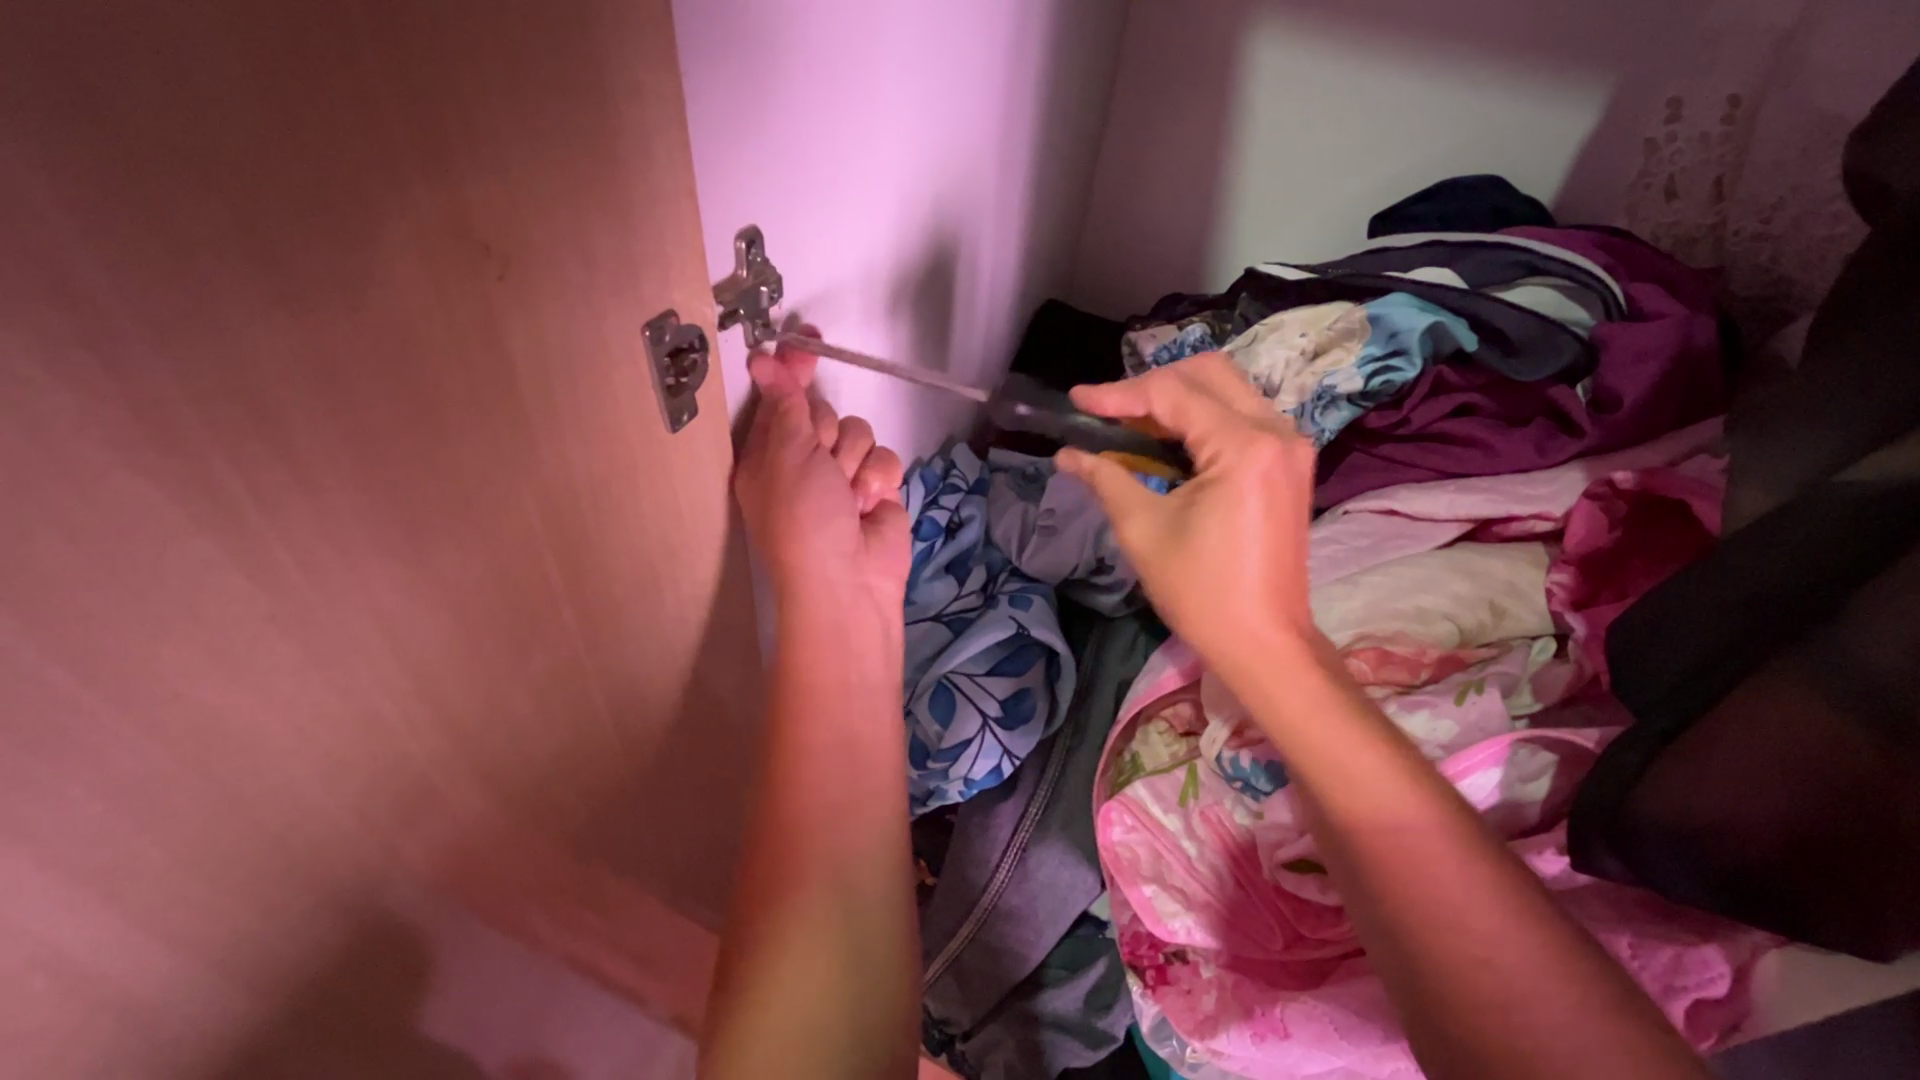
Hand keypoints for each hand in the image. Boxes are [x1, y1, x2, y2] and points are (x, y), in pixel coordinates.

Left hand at [733, 330, 908, 625]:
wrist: (848, 582)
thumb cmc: (804, 519)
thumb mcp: (788, 455)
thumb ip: (784, 403)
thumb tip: (760, 358)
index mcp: (767, 455)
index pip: (780, 399)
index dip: (793, 370)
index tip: (808, 341)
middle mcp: (803, 463)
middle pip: (826, 411)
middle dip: (831, 432)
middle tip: (824, 460)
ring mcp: (841, 478)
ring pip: (860, 433)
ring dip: (856, 461)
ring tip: (849, 496)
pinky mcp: (875, 491)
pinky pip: (884, 459)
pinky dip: (880, 480)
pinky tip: (870, 506)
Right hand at [1055, 352, 1319, 668]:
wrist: (1263, 641)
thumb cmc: (1200, 591)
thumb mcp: (1143, 530)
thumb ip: (1106, 478)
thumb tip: (1066, 455)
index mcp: (1243, 446)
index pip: (1172, 394)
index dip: (1118, 394)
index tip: (1077, 399)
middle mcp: (1276, 432)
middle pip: (1209, 374)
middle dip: (1151, 385)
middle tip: (1106, 410)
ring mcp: (1290, 447)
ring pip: (1228, 391)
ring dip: (1177, 399)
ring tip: (1130, 423)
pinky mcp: (1289, 465)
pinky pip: (1242, 418)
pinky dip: (1202, 419)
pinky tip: (1166, 440)